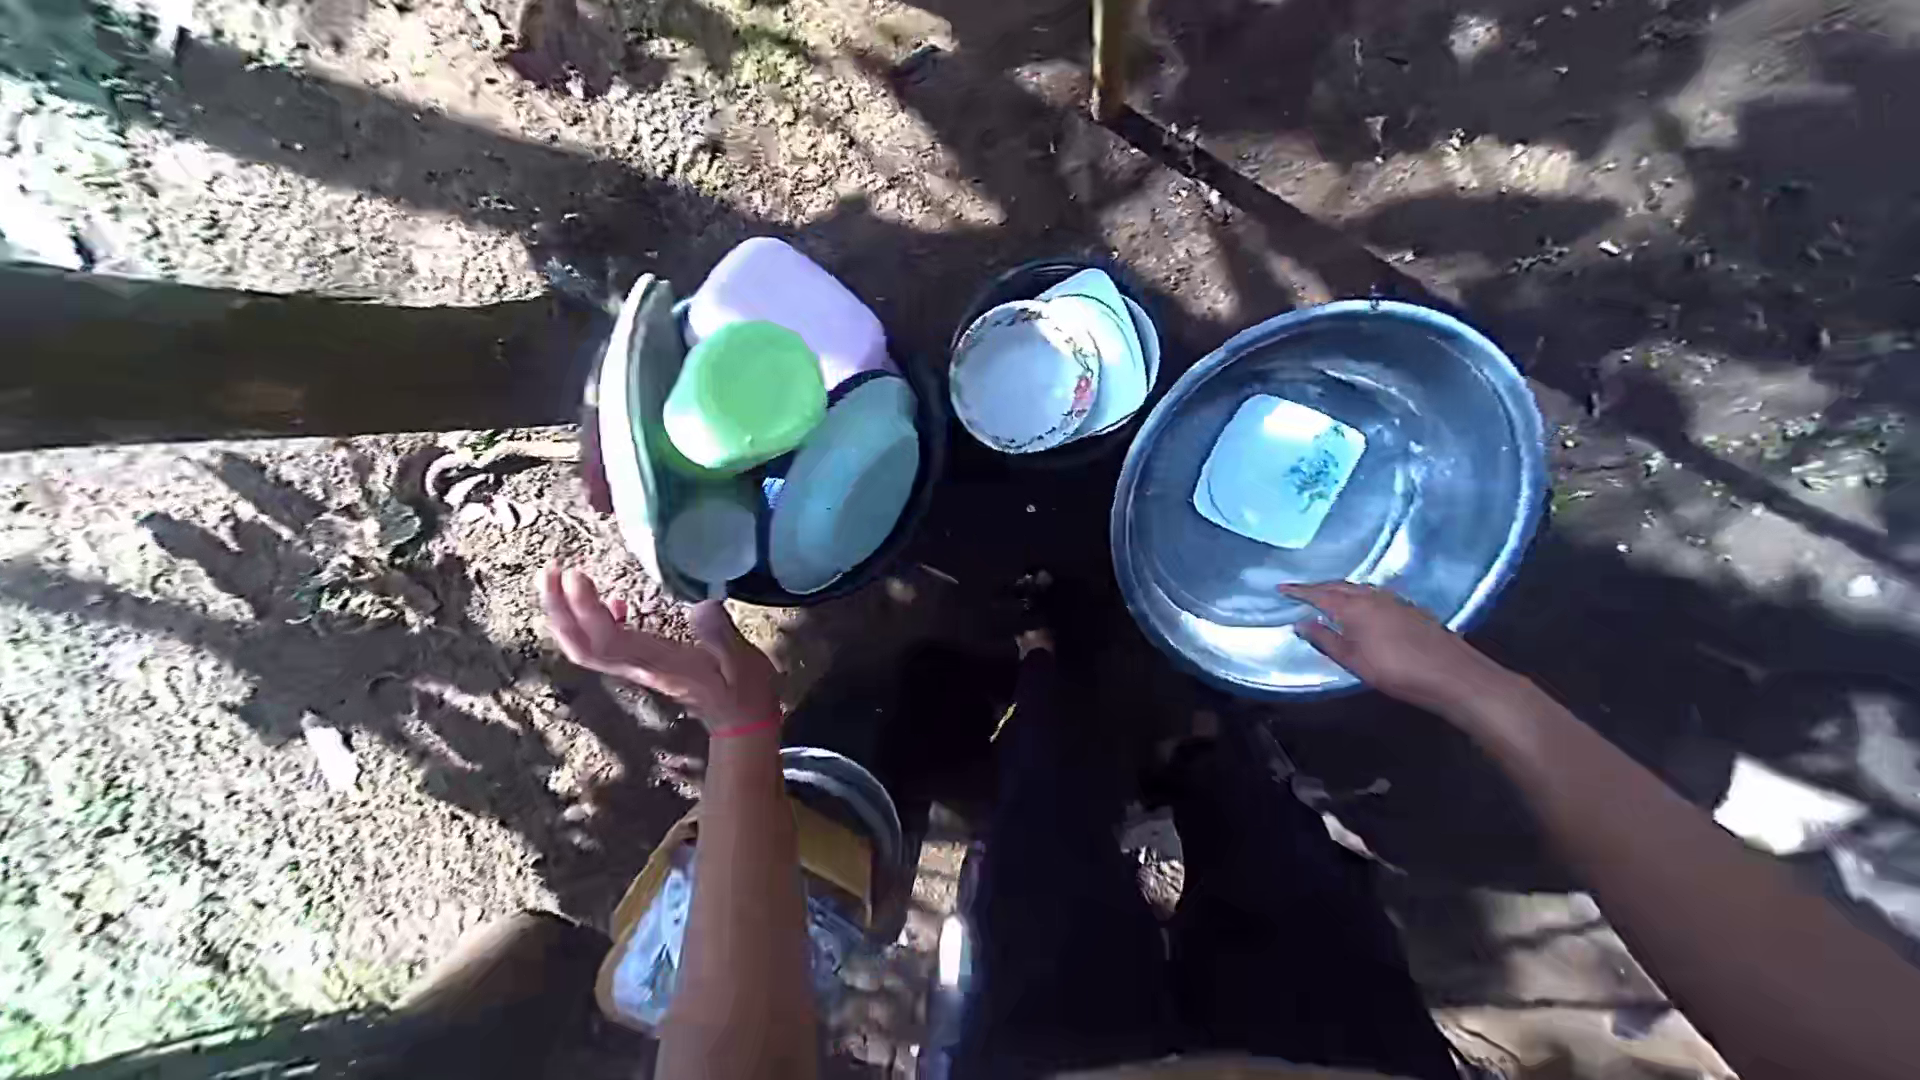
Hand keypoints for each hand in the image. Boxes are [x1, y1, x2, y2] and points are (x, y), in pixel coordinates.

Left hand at [538, 563, 781, 734]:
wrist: (739, 723)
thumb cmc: (743, 691)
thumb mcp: (742, 662)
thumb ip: (721, 635)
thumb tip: (702, 604)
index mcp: (660, 664)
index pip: (609, 640)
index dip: (587, 609)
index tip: (576, 575)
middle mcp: (639, 667)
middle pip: (583, 645)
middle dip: (560, 610)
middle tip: (550, 570)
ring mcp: (637, 668)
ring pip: (587, 647)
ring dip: (567, 615)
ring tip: (562, 579)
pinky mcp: (642, 666)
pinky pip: (603, 647)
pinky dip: (592, 623)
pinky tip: (612, 602)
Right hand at [1283, 581, 1525, 715]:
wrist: (1455, 676)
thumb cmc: (1396, 671)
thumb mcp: (1352, 660)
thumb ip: (1324, 639)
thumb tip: (1301, 623)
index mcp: (1353, 607)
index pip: (1318, 594)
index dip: (1299, 591)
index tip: (1281, 588)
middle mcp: (1373, 597)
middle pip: (1339, 586)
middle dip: (1318, 586)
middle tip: (1301, 591)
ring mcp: (1395, 601)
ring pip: (1359, 588)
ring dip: (1340, 588)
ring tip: (1328, 595)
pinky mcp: (1412, 609)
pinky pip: (1376, 594)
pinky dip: (1360, 594)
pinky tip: (1362, 605)